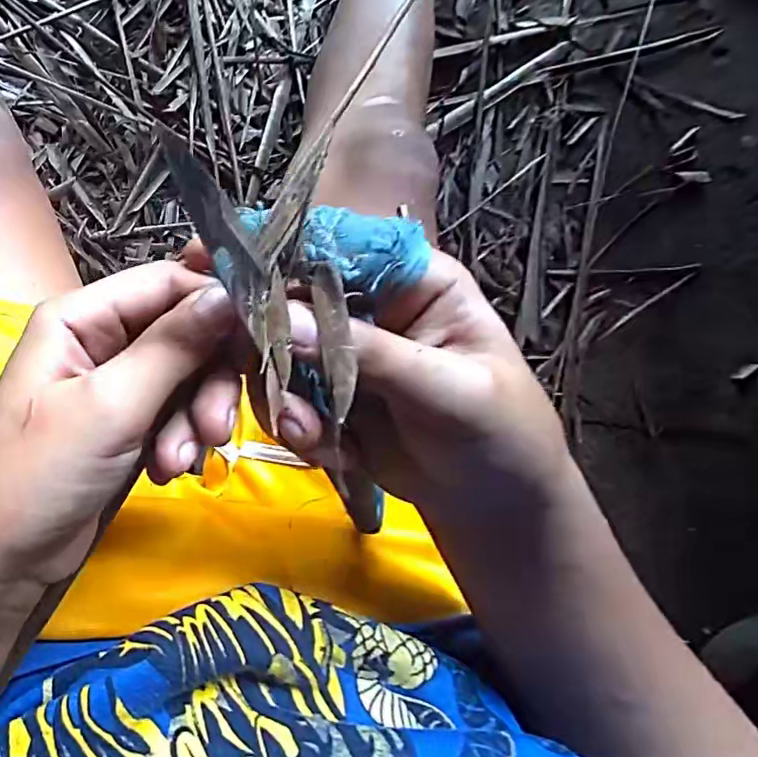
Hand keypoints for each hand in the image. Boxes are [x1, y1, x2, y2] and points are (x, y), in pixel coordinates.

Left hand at [0, 262, 242, 593]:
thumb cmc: (38, 475)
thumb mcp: (108, 406)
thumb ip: (172, 347)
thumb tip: (229, 292)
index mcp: (79, 317)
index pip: (165, 283)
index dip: (215, 304)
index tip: (258, 340)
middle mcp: (96, 341)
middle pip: (182, 333)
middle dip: (206, 379)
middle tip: (215, 427)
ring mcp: (110, 386)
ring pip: (183, 378)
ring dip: (192, 419)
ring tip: (176, 463)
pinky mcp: (122, 426)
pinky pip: (171, 415)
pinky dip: (178, 440)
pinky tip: (165, 472)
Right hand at [274, 252, 572, 534]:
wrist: (495, 504)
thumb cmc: (499, 432)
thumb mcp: (444, 389)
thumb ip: (369, 353)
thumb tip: (286, 320)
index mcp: (409, 280)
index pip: (338, 251)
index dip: (291, 271)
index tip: (259, 309)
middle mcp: (367, 307)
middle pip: (291, 302)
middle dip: (279, 351)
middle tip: (284, 394)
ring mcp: (340, 351)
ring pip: (278, 352)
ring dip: (285, 397)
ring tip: (312, 434)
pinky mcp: (325, 392)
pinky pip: (284, 395)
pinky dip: (296, 425)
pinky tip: (330, 450)